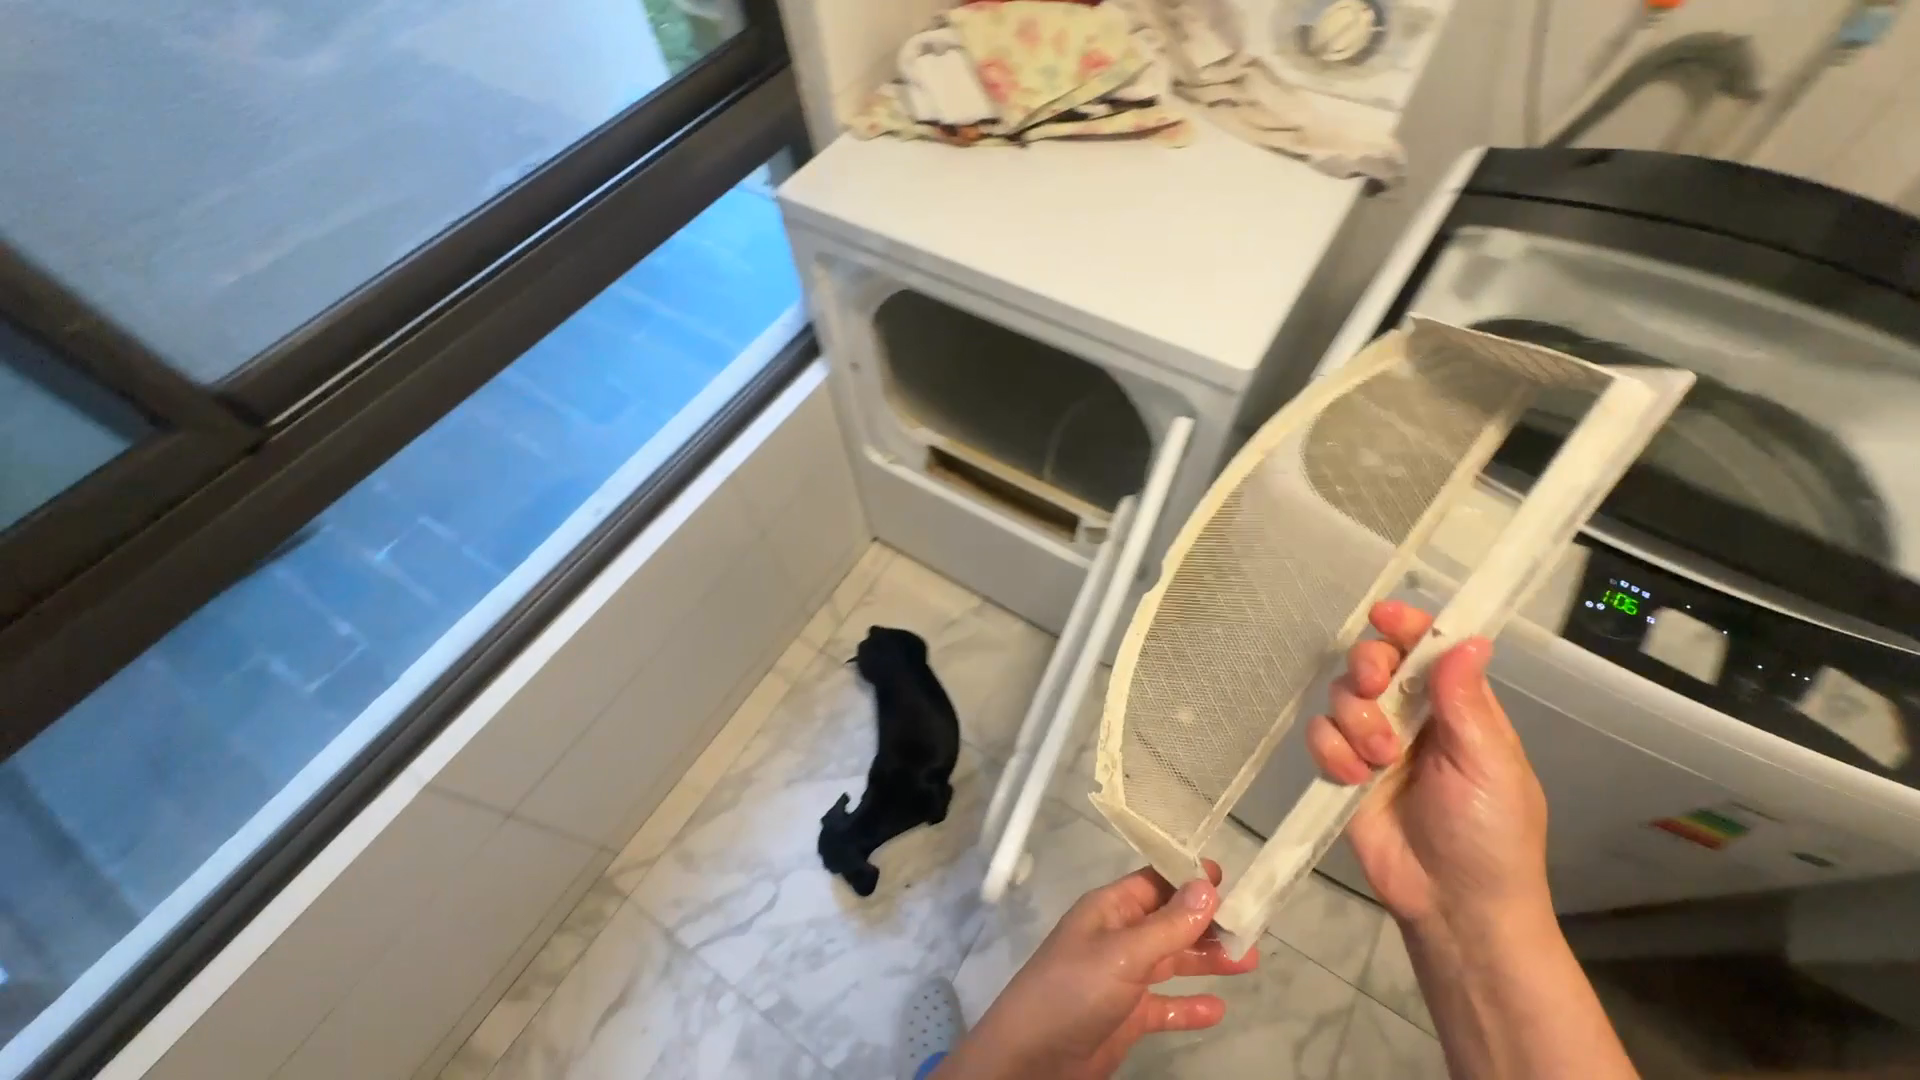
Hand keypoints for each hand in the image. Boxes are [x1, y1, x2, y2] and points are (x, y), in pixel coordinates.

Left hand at [936, 861, 1257, 1079]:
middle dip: (1207, 921)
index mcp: (1110, 908)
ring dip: (1206, 959)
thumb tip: (1207, 884)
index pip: (1155, 881)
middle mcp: (1118, 936)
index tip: (1230, 876)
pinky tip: (1218, 1009)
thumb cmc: (1074, 989)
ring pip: (1172, 960)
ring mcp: (1122, 976)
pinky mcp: (1126, 1015)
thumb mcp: (1123, 953)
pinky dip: (1190, 1006)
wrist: (1033, 1056)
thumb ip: (1168, 924)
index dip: (1189, 877)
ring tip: (1249, 960)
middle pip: (1169, 920)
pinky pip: (1165, 1005)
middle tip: (1252, 925)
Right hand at [1304, 600, 1549, 930]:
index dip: (1408, 626)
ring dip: (1354, 719)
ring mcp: (1371, 741)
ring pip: (1340, 695)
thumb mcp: (1490, 766)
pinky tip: (1352, 776)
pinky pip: (1318, 734)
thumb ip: (1467, 703)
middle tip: (1374, 688)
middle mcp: (1411, 716)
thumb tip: (1467, 639)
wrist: (1452, 904)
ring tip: (1378, 759)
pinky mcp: (1340, 768)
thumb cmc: (1491, 834)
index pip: (1429, 650)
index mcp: (1457, 708)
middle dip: (1366, 666)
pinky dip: (1330, 750)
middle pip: (1373, 661)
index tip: (1388, 616)